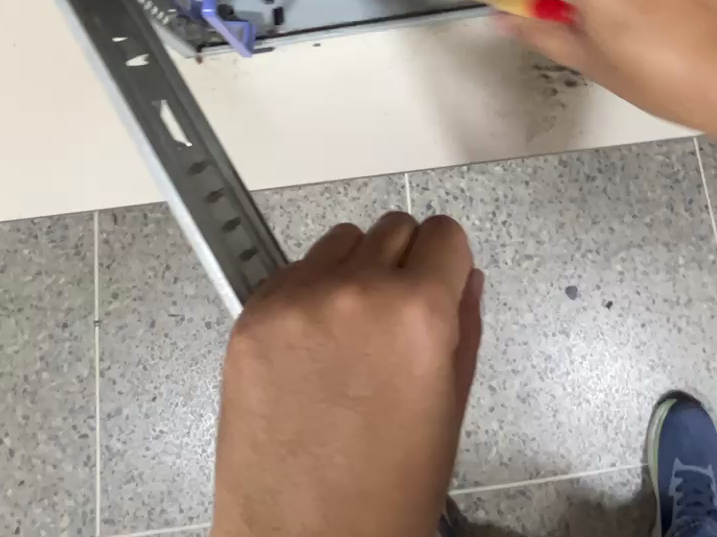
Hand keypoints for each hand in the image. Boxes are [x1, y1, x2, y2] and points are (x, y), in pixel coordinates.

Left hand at [211, 213, 484, 536]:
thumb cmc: (390, 489)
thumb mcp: (449, 408)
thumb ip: (465, 326)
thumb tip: (464, 275)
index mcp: (417, 312)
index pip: (445, 233)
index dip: (446, 262)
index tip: (439, 284)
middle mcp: (356, 289)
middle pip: (393, 227)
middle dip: (404, 263)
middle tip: (395, 316)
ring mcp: (296, 299)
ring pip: (342, 240)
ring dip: (355, 269)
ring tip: (350, 331)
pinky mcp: (252, 314)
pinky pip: (294, 271)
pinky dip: (309, 293)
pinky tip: (310, 348)